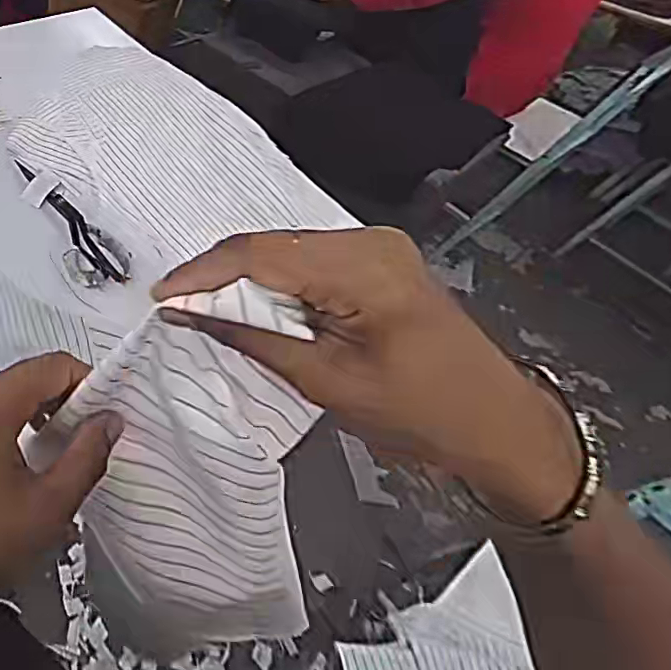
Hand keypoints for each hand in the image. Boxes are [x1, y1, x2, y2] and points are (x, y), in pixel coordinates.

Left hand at [0, 354, 121, 669]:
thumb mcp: (49, 503)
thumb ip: (87, 456)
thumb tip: (108, 424)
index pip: (56, 365)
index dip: (92, 383)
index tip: (113, 411)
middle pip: (40, 373)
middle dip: (76, 399)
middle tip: (102, 435)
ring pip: (26, 390)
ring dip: (57, 413)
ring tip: (79, 452)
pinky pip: (10, 408)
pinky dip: (36, 423)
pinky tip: (49, 459)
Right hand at [152, 228, 581, 524]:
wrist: (507, 428)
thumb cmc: (424, 414)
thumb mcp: (327, 382)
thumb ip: (250, 338)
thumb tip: (187, 314)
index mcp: (364, 268)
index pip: (261, 255)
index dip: (202, 272)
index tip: (163, 294)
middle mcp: (368, 241)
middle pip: (268, 245)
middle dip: (218, 274)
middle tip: (179, 304)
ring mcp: (374, 245)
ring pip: (280, 249)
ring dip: (241, 277)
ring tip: (207, 306)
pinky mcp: (373, 257)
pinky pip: (302, 259)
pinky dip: (269, 280)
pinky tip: (253, 303)